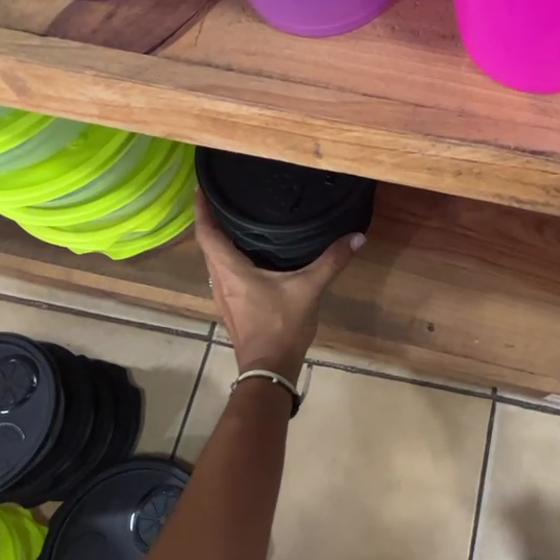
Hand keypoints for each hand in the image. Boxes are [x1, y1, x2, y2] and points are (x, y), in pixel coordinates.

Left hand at [192, 193, 361, 381]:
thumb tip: (357, 236)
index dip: (201, 209)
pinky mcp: (232, 308)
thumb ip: (332, 261)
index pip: (206, 233)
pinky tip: (248, 257)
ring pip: (214, 261)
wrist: (269, 370)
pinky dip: (229, 259)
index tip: (201, 188)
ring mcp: (223, 297)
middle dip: (211, 221)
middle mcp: (220, 280)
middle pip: (207, 245)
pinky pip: (223, 275)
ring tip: (236, 222)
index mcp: (230, 270)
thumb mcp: (309, 289)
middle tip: (224, 198)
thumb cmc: (280, 325)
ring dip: (220, 242)